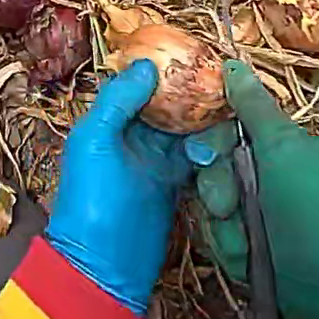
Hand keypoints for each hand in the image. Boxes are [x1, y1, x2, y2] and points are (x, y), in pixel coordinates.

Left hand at [45, 59, 209, 313]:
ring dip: (206, 127)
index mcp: (108, 121)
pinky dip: (213, 154)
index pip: (139, 86)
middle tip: (225, 87)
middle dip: (194, 98)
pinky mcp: (178, 185)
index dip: (165, 72)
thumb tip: (145, 64)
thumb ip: (117, 101)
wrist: (105, 261)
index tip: (197, 57)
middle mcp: (133, 136)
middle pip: (169, 106)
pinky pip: (200, 159)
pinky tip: (225, 150)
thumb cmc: (93, 197)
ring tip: (223, 126)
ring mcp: (156, 160)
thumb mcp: (96, 140)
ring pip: (188, 130)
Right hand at [194, 60, 318, 315]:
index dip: (210, 143)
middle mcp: (273, 177)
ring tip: (246, 244)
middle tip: (228, 207)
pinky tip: (248, 261)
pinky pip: (218, 233)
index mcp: (288, 149)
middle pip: (213, 166)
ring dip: (222, 224)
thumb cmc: (315, 219)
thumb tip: (232, 63)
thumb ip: (254, 109)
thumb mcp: (285, 154)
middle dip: (216, 189)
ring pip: (211, 202)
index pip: (226, 128)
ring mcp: (263, 214)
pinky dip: (229, 247)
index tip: (205, 156)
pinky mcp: (253, 247)